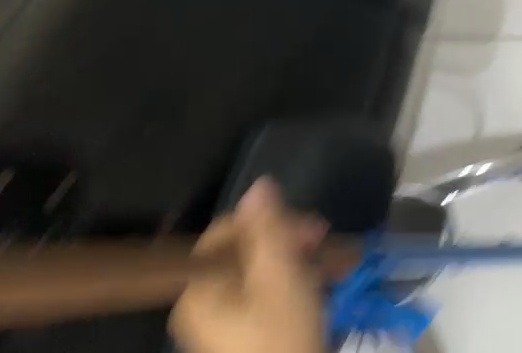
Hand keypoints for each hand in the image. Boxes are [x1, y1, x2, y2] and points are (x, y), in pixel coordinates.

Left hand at [169, 180, 328, 352]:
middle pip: (240, 248)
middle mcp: (199, 302)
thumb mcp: (282, 277)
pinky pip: (258, 288)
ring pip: (254, 266)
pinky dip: (286, 277)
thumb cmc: (283, 335)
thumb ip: (270, 229)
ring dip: (290, 255)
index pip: (225, 231)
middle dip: (284, 237)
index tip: (310, 229)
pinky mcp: (237, 330)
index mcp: (200, 290)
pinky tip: (310, 282)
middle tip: (321, 242)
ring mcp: (217, 319)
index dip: (268, 220)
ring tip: (321, 261)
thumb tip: (260, 184)